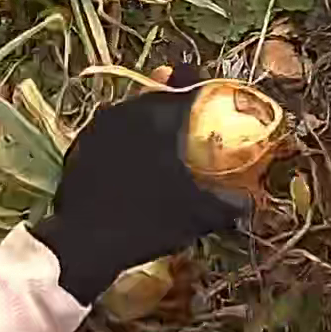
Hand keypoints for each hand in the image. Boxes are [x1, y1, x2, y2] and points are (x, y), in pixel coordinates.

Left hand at [33, 69, 247, 302]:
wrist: (82, 245)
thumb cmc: (145, 221)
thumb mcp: (195, 216)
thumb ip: (226, 205)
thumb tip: (248, 203)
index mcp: (159, 117)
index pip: (189, 89)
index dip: (203, 87)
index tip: (214, 93)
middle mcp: (129, 110)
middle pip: (160, 92)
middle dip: (177, 97)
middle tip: (192, 113)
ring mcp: (101, 124)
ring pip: (134, 107)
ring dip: (150, 115)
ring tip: (164, 133)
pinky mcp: (82, 142)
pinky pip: (113, 125)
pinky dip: (127, 133)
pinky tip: (135, 154)